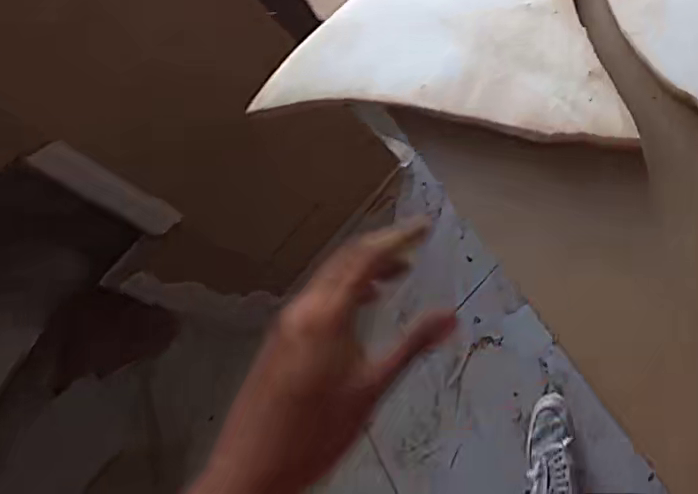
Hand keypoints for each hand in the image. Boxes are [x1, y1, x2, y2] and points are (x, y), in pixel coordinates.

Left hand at [190, 219, 457, 493]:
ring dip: (365, 266)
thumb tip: (449, 318)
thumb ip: (411, 346)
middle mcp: (304, 307)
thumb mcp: (371, 390)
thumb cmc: (312, 435)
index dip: (399, 236)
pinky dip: (346, 286)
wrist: (248, 475)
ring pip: (332, 273)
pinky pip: (319, 292)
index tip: (423, 227)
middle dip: (383, 246)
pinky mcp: (280, 336)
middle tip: (413, 245)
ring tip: (395, 275)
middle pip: (347, 257)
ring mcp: (288, 320)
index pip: (367, 255)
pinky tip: (361, 305)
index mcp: (327, 312)